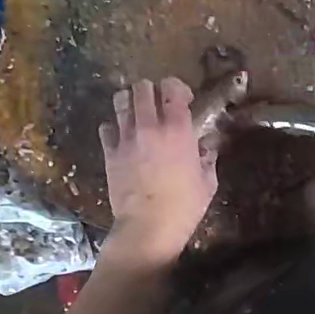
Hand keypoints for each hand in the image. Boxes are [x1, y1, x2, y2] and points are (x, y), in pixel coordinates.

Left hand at [98, 78, 217, 269]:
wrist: (149, 226)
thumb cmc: (185, 207)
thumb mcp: (208, 183)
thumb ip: (208, 159)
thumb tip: (207, 146)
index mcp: (178, 131)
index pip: (173, 89)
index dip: (178, 88)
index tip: (184, 100)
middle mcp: (150, 127)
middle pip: (142, 87)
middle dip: (151, 91)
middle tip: (158, 105)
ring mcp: (126, 138)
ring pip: (121, 100)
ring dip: (130, 103)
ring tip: (138, 115)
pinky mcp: (110, 152)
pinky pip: (107, 127)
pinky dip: (114, 128)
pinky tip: (123, 137)